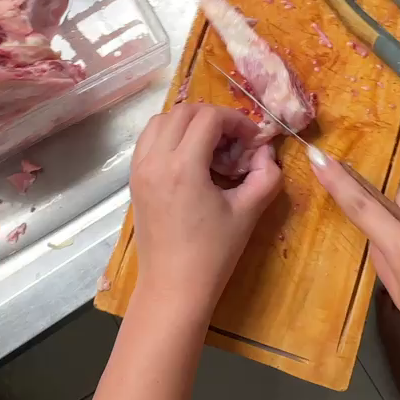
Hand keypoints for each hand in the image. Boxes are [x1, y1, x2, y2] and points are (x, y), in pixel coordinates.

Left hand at [129, 103, 281, 316]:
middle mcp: (155, 160)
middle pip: (183, 111)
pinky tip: (189, 158)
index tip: (252, 140)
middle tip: (233, 140)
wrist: (173, 288)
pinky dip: (169, 135)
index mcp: (183, 166)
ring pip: (160, 120)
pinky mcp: (134, 180)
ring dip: (188, 122)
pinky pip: (148, 140)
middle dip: (213, 117)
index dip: (236, 121)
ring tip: (210, 145)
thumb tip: (266, 152)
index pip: (209, 118)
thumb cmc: (213, 254)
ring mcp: (139, 169)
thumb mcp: (248, 212)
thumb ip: (265, 176)